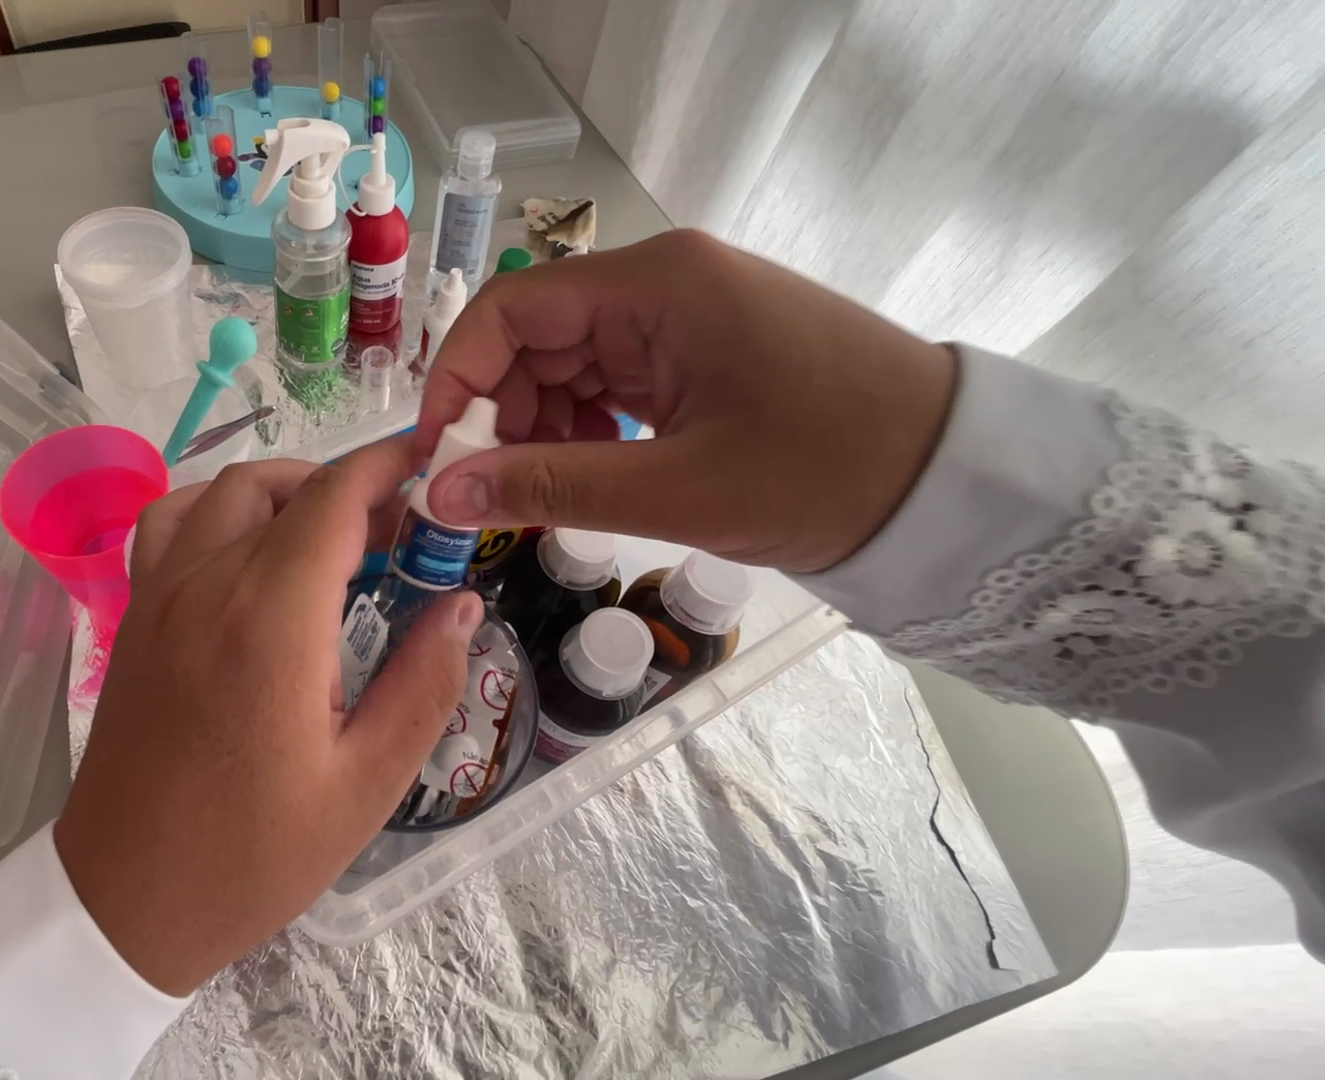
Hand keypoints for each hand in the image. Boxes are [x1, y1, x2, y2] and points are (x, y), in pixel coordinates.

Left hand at [53, 440, 484, 995]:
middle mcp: (208, 583)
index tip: (429, 469)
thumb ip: (422, 683)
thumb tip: (462, 604)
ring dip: (286, 489)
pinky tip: (248, 550)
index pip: (333, 498)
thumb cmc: (255, 852)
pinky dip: (219, 508)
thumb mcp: (367, 783)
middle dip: (350, 487)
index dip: (386, 467)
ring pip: (224, 491)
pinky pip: (172, 522)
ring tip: (329, 536)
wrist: (128, 900)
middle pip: (283, 485)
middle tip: (398, 533)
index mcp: (272, 618)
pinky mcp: (135, 615)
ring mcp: (159, 593)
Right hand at [417, 229, 956, 572]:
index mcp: (656, 286)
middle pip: (533, 338)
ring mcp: (679, 321)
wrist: (950, 485)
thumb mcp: (675, 490)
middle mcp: (660, 287)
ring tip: (540, 494)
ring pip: (565, 366)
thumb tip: (439, 496)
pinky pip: (606, 385)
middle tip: (486, 492)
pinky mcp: (694, 357)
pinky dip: (579, 432)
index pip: (512, 309)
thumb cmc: (824, 474)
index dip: (456, 378)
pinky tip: (586, 476)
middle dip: (496, 414)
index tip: (436, 454)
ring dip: (536, 429)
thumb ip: (549, 488)